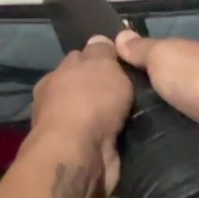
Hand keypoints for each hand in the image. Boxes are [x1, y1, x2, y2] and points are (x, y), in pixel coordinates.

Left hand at [30, 35, 132, 194]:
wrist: (79, 156)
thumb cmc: (88, 101)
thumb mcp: (100, 63)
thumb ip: (101, 51)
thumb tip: (97, 40)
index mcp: (55, 77)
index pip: (78, 60)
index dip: (100, 59)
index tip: (123, 61)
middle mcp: (57, 103)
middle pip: (87, 88)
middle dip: (106, 89)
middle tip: (137, 87)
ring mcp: (68, 132)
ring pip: (96, 115)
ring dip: (113, 115)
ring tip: (142, 112)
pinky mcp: (82, 155)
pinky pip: (104, 139)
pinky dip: (116, 136)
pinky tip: (134, 133)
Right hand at [113, 30, 198, 139]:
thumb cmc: (196, 76)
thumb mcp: (162, 56)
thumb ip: (142, 49)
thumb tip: (120, 34)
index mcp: (186, 55)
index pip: (156, 59)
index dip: (133, 67)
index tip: (108, 84)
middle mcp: (198, 77)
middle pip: (165, 87)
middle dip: (145, 99)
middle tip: (112, 117)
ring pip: (175, 111)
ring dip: (159, 119)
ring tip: (125, 138)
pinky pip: (186, 129)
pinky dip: (173, 133)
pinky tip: (154, 146)